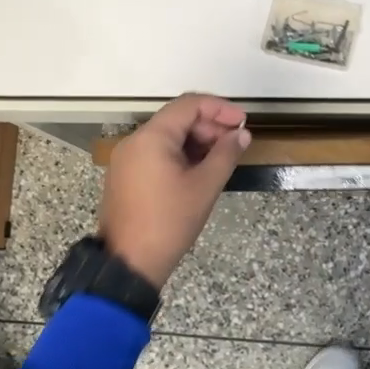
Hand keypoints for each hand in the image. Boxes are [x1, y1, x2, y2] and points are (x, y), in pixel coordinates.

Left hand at [99, 94, 250, 287]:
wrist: (129, 263)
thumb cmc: (170, 223)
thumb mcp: (205, 187)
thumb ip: (226, 154)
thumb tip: (242, 134)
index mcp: (151, 138)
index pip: (189, 105)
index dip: (220, 108)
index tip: (243, 122)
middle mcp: (134, 141)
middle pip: (177, 119)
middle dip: (209, 126)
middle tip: (235, 144)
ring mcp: (127, 159)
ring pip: (167, 138)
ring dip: (197, 142)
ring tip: (222, 159)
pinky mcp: (126, 176)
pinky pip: (156, 154)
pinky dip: (181, 155)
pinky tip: (200, 171)